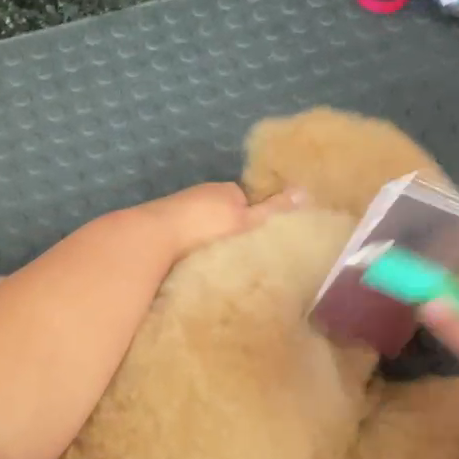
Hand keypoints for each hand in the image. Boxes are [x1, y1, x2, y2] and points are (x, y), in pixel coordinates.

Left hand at [128, 182, 306, 257]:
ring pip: (203, 229)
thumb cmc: (204, 223)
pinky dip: (194, 251)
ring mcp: (180, 213)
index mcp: (222, 190)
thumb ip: (274, 209)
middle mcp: (201, 197)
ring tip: (225, 267)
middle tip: (246, 257)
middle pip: (223, 215)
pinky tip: (199, 268)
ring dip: (211, 243)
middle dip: (231, 232)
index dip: (254, 217)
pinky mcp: (164, 232)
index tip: (263, 239)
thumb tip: (305, 191)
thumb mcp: (246, 218)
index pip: (245, 200)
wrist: (154, 237)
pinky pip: (187, 241)